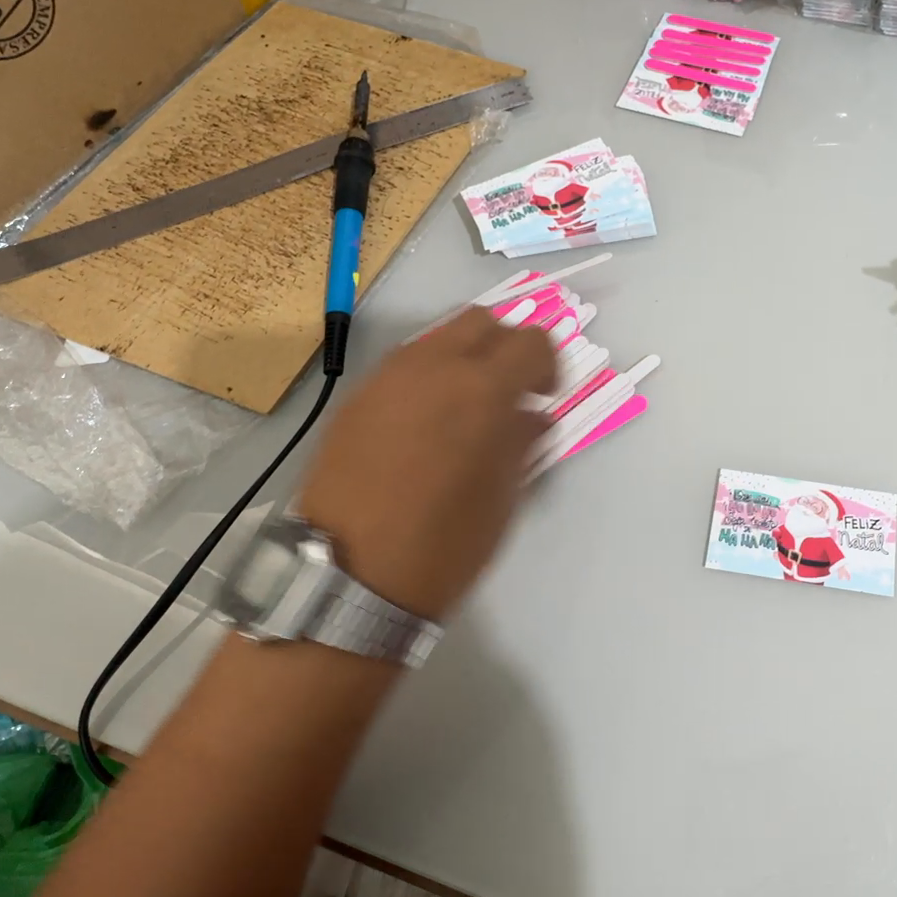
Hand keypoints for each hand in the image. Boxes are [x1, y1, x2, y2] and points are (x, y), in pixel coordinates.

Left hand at [298, 308, 556, 620]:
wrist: (348, 576)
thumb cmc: (445, 543)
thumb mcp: (503, 496)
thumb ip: (521, 442)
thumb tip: (530, 415)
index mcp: (482, 390)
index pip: (532, 342)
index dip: (547, 366)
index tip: (543, 398)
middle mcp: (434, 368)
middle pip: (482, 320)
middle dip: (506, 347)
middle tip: (509, 392)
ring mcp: (388, 378)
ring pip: (439, 336)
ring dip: (464, 358)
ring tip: (464, 408)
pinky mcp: (356, 398)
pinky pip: (404, 366)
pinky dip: (427, 377)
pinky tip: (424, 425)